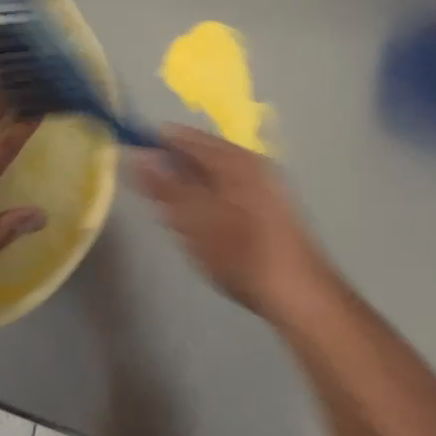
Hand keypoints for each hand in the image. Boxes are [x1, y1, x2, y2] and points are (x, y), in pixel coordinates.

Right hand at [131, 125, 335, 322]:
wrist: (303, 299)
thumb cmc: (242, 255)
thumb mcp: (193, 220)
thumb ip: (163, 185)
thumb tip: (138, 155)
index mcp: (232, 158)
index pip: (178, 136)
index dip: (151, 148)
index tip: (132, 170)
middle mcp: (249, 162)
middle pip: (194, 156)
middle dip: (172, 178)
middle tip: (164, 212)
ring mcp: (263, 184)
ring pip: (208, 178)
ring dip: (189, 197)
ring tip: (187, 229)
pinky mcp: (269, 207)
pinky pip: (225, 193)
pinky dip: (209, 207)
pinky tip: (209, 236)